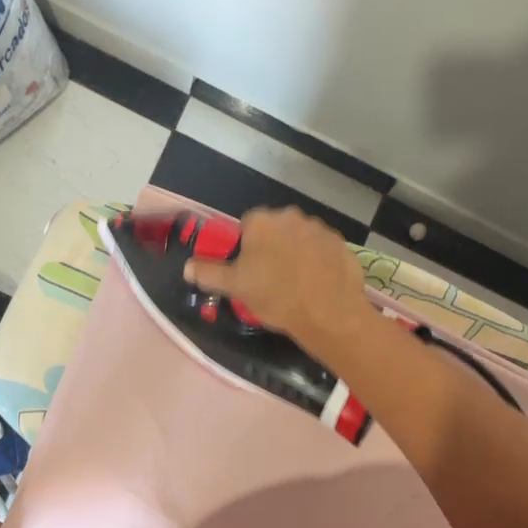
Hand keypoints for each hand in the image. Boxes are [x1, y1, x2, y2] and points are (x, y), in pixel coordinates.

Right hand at [182, 207, 368, 348]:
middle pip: (275, 229)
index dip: (246, 248)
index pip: (247, 225)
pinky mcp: (340, 243)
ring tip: (296, 284)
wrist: (327, 312)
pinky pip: (322, 250)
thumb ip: (209, 273)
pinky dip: (319, 262)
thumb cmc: (275, 296)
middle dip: (272, 247)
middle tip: (271, 279)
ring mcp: (319, 228)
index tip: (249, 270)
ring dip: (296, 253)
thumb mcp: (235, 288)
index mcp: (261, 222)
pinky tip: (317, 284)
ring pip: (300, 238)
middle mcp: (290, 216)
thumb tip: (187, 267)